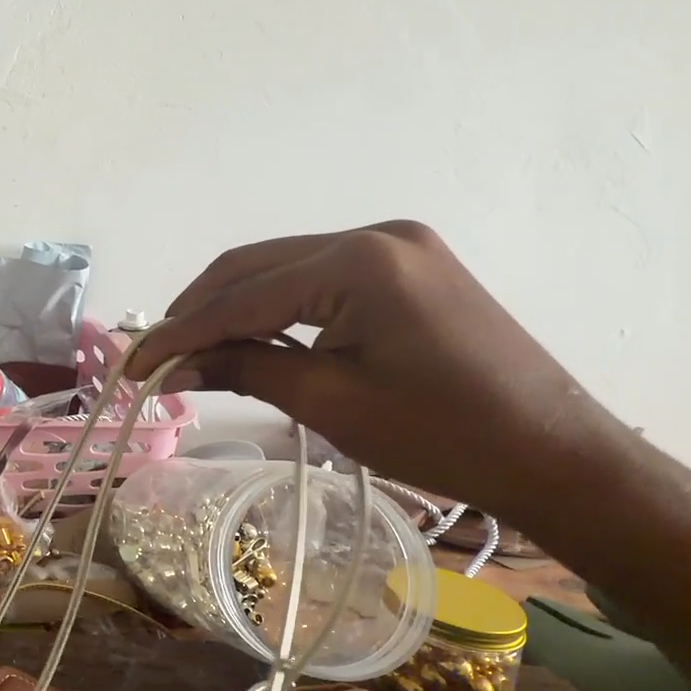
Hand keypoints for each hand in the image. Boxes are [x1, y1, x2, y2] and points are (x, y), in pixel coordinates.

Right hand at [130, 221, 631, 520]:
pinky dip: (272, 306)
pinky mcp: (405, 265)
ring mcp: (394, 245)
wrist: (558, 456)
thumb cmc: (442, 436)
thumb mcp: (328, 401)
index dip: (180, 332)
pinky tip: (247, 334)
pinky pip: (314, 277)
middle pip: (252, 266)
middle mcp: (375, 235)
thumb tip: (168, 367)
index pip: (241, 296)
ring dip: (230, 307)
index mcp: (359, 262)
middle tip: (154, 357)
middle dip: (197, 312)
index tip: (132, 365)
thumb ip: (241, 367)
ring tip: (190, 348)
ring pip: (279, 268)